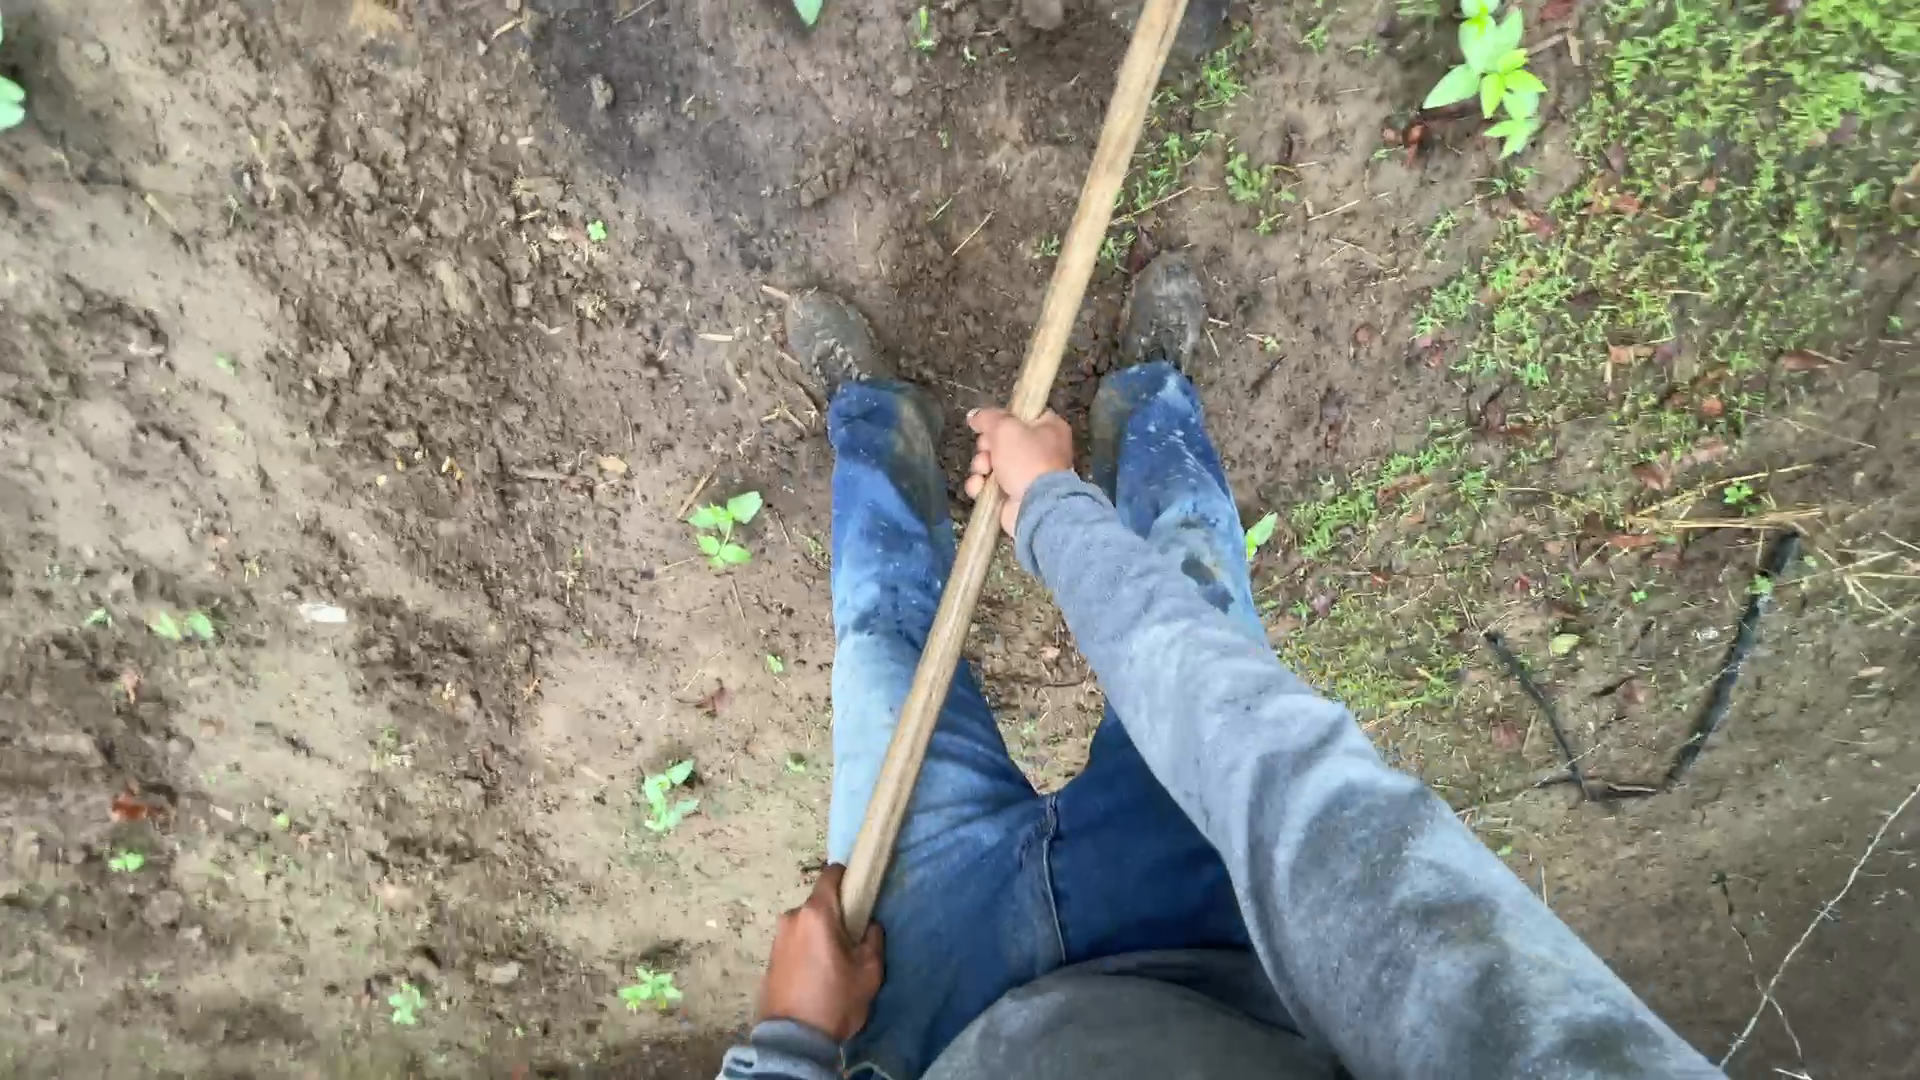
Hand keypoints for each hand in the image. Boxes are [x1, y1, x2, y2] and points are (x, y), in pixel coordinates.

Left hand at [757, 864, 884, 1041]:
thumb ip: (873, 939)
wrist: (792, 1044)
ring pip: (806, 924)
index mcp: (817, 913)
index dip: (847, 877)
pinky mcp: (769, 959)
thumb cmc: (834, 1000)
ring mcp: (777, 938)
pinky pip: (794, 943)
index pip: (831, 873)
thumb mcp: (869, 972)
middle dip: (835, 915)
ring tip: (831, 964)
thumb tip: (869, 925)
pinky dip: (805, 950)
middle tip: (850, 941)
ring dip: (819, 934)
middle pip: (820, 903)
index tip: (859, 893)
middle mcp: (792, 917)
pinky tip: (814, 975)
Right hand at [964, 408, 1074, 536]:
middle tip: (987, 451)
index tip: (989, 425)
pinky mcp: (1013, 495)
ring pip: (992, 463)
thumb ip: (988, 418)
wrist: (1036, 506)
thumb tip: (974, 415)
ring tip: (984, 471)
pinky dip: (981, 486)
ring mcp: (1027, 475)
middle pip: (1002, 440)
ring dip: (981, 466)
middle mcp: (1041, 450)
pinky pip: (989, 485)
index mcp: (1049, 428)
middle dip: (987, 447)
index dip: (1002, 419)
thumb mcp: (1006, 428)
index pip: (1022, 416)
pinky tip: (980, 487)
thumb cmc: (1026, 460)